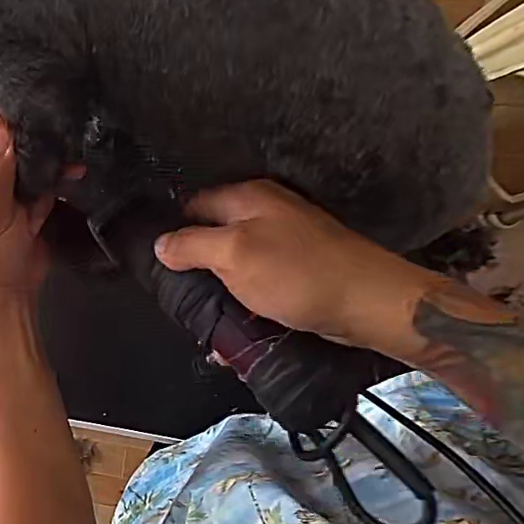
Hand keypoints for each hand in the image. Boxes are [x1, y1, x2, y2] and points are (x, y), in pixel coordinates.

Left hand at [0, 119, 55, 300]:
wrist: (13, 286)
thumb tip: (0, 130)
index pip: (0, 139)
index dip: (20, 150)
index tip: (27, 172)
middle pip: (23, 147)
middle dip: (39, 167)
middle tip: (35, 194)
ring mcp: (13, 183)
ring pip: (41, 162)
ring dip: (52, 178)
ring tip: (41, 205)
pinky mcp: (34, 195)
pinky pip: (53, 178)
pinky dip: (62, 183)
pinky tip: (62, 191)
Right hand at [153, 181, 448, 363]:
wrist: (364, 302)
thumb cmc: (303, 274)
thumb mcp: (235, 255)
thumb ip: (193, 246)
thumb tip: (162, 245)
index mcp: (248, 198)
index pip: (193, 206)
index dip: (173, 233)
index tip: (159, 264)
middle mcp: (266, 214)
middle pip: (214, 236)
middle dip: (197, 268)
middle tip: (184, 298)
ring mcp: (284, 244)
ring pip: (236, 266)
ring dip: (222, 292)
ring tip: (211, 320)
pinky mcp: (297, 272)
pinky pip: (259, 286)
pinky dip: (247, 304)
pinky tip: (241, 326)